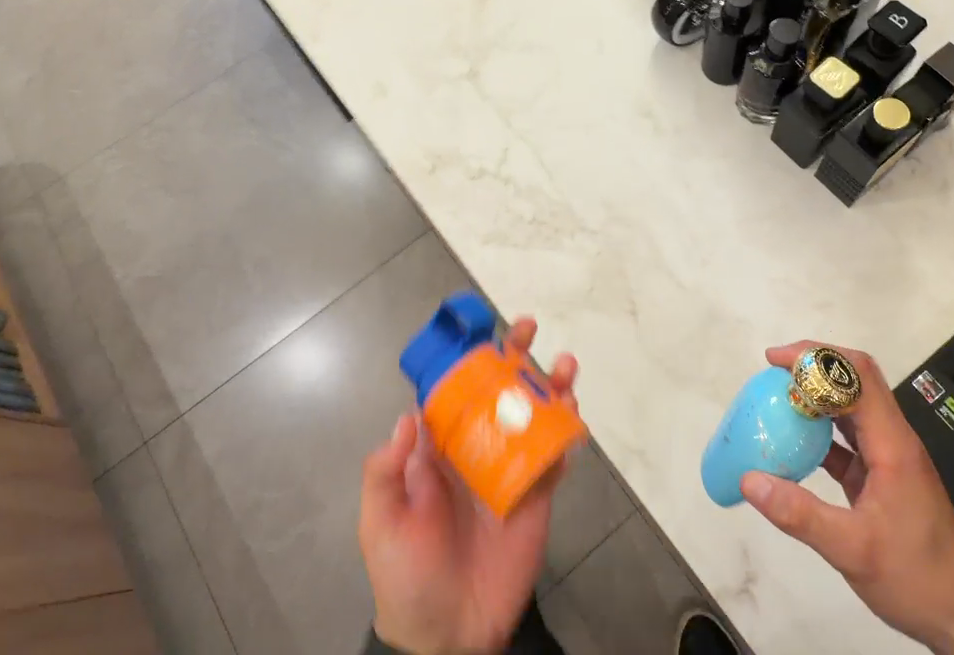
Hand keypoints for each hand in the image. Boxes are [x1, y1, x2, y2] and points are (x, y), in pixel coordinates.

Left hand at [359, 318, 578, 654]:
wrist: (448, 633)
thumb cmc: (406, 573)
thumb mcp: (381, 522)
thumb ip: (387, 471)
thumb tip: (409, 415)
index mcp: (436, 452)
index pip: (452, 395)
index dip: (466, 362)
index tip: (480, 333)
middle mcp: (475, 451)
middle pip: (497, 395)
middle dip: (513, 358)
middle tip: (528, 327)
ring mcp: (509, 471)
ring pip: (532, 417)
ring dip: (548, 387)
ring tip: (563, 365)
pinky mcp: (537, 496)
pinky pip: (554, 457)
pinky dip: (566, 431)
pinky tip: (572, 412)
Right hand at [740, 342, 953, 654]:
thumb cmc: (917, 578)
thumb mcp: (852, 550)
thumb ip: (799, 514)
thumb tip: (749, 480)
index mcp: (894, 446)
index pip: (857, 378)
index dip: (816, 357)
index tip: (774, 361)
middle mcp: (895, 443)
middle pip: (857, 383)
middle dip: (814, 369)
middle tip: (770, 375)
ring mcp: (891, 461)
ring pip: (853, 411)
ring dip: (817, 400)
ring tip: (775, 403)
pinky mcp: (885, 481)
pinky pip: (849, 443)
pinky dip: (821, 436)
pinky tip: (793, 447)